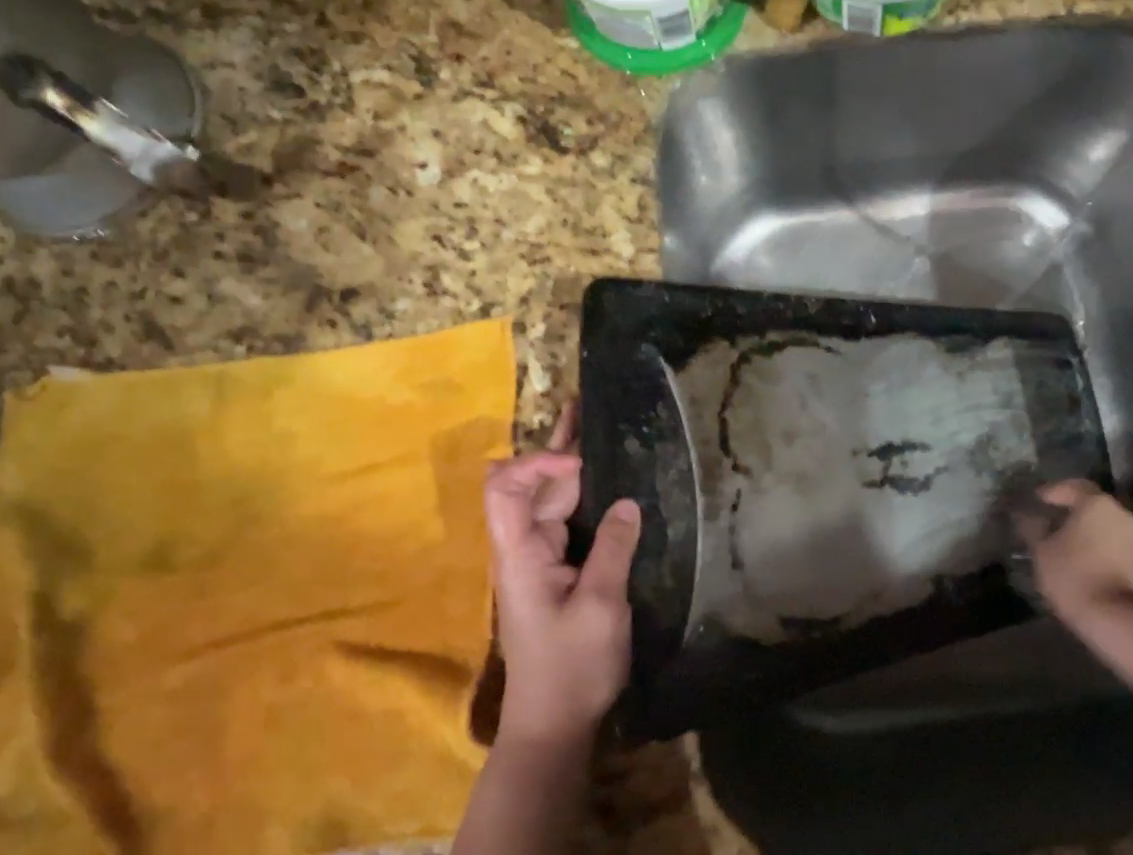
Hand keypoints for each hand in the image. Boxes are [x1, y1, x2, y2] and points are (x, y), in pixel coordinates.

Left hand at [485, 404, 641, 743]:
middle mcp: (523, 548)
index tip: (582, 464)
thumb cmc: (571, 666)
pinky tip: (609, 479)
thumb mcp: (600, 605)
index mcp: (520, 553)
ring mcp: (540, 560)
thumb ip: (612, 548)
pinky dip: (585, 496)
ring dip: (571, 464)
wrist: (555, 724)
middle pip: (529, 485)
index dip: (537, 463)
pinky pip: (568, 523)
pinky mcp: (558, 573)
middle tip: (591, 408)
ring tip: (598, 424)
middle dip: (558, 446)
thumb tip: (626, 502)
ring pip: (551, 500)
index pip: (506, 488)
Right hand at [1020, 480, 1132, 630]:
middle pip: (1095, 507)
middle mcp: (1123, 514)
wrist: (1113, 616)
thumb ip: (1033, 527)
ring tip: (1072, 547)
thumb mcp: (1041, 550)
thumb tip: (1026, 516)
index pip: (1075, 487)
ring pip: (1110, 528)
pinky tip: (1091, 565)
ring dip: (1093, 533)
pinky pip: (1121, 548)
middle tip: (1055, 524)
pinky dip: (1106, 551)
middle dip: (1075, 514)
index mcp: (1097, 504)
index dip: (1055, 491)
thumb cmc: (1072, 574)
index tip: (1039, 500)